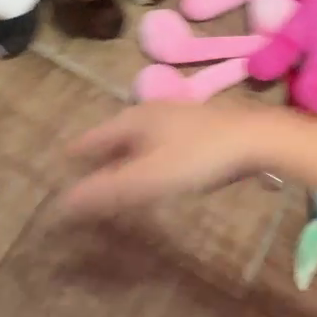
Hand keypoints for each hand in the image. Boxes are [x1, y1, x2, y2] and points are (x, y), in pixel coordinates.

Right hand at [55, 102, 287, 217]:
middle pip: (115, 133)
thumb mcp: (149, 178)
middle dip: (98, 151)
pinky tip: (155, 165)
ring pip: (138, 135)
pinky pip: (158, 139)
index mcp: (133, 120)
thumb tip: (61, 203)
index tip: (60, 161)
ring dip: (123, 152)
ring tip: (113, 168)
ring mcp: (175, 116)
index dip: (77, 152)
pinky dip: (146, 152)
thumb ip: (107, 190)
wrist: (256, 138)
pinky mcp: (197, 126)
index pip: (93, 137)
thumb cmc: (198, 156)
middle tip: (81, 167)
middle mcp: (150, 112)